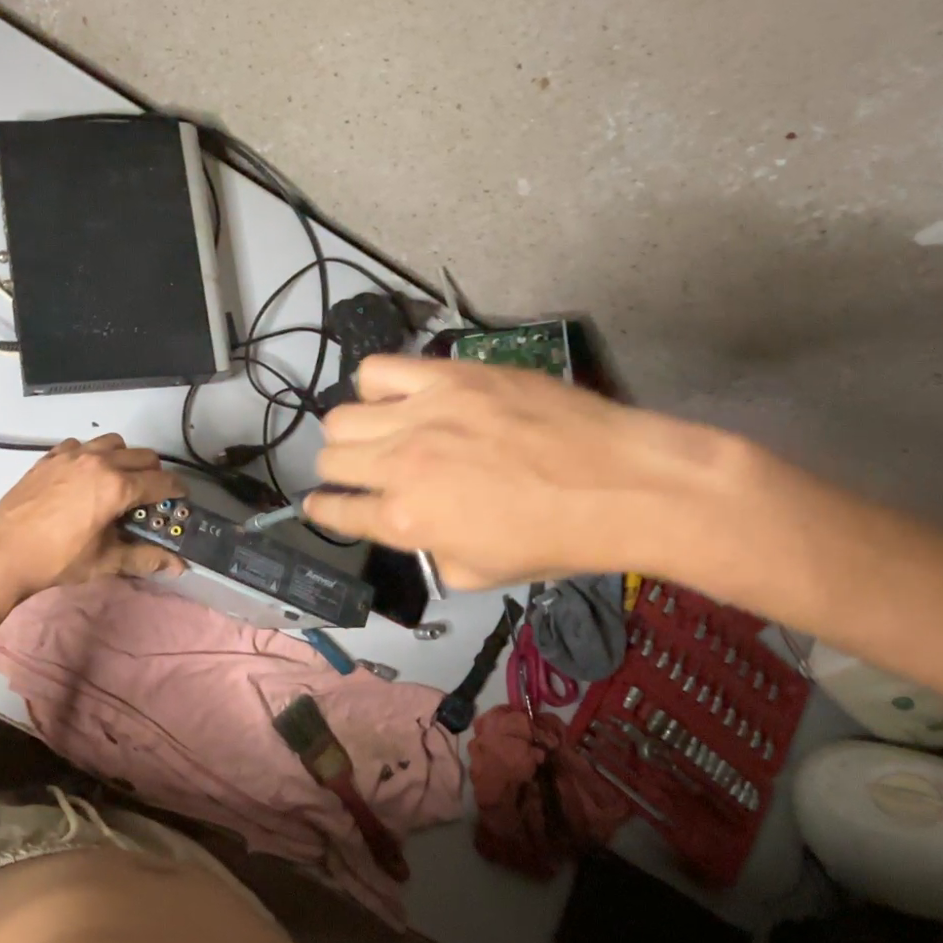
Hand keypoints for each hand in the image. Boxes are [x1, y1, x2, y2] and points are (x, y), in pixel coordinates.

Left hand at [0, 435, 186, 600]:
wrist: (4, 552)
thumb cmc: (57, 559)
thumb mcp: (106, 561)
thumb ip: (145, 558)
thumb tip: (179, 566)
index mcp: (117, 486)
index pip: (162, 482)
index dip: (177, 492)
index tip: (179, 500)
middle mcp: (99, 462)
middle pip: (143, 456)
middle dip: (153, 474)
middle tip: (149, 498)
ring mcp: (72, 455)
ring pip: (113, 443)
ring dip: (124, 458)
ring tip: (118, 482)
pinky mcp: (50, 457)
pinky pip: (81, 446)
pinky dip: (91, 455)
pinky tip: (84, 477)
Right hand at [304, 356, 751, 588]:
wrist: (620, 484)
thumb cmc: (554, 538)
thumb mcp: (477, 571)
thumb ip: (425, 550)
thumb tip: (412, 527)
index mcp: (405, 520)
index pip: (335, 510)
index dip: (323, 509)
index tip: (322, 504)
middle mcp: (399, 465)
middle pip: (329, 459)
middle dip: (337, 473)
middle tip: (363, 474)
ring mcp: (420, 416)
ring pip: (341, 418)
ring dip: (351, 433)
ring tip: (379, 434)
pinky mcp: (446, 378)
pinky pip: (378, 371)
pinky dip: (375, 387)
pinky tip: (399, 398)